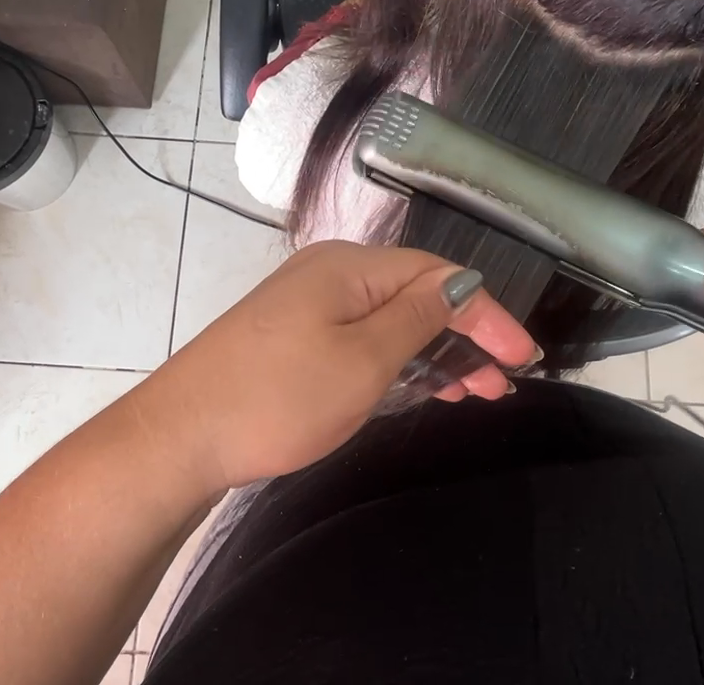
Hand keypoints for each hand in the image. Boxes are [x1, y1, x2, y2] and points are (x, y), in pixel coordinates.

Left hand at [130, 240, 536, 492]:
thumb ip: (417, 317)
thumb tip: (462, 282)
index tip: (523, 357)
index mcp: (348, 266)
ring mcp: (307, 303)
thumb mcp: (362, 360)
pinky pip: (360, 336)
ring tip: (474, 390)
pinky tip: (420, 385)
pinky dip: (397, 359)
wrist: (180, 436)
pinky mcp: (293, 334)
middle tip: (501, 382)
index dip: (485, 311)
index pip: (437, 275)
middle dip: (464, 332)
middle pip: (414, 292)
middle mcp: (329, 272)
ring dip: (434, 349)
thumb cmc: (278, 397)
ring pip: (389, 317)